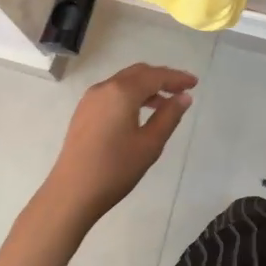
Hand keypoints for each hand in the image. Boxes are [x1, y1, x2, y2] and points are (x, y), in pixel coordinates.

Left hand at [43, 63, 197, 224]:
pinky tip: (139, 113)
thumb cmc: (115, 169)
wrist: (71, 193)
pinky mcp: (83, 112)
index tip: (194, 83)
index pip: (155, 76)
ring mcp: (90, 99)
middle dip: (161, 77)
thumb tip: (184, 97)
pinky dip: (130, 95)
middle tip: (182, 89)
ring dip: (146, 86)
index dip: (177, 78)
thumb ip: (169, 116)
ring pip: (124, 82)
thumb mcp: (150, 144)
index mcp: (122, 92)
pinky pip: (112, 93)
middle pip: (138, 73)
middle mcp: (104, 87)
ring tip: (165, 103)